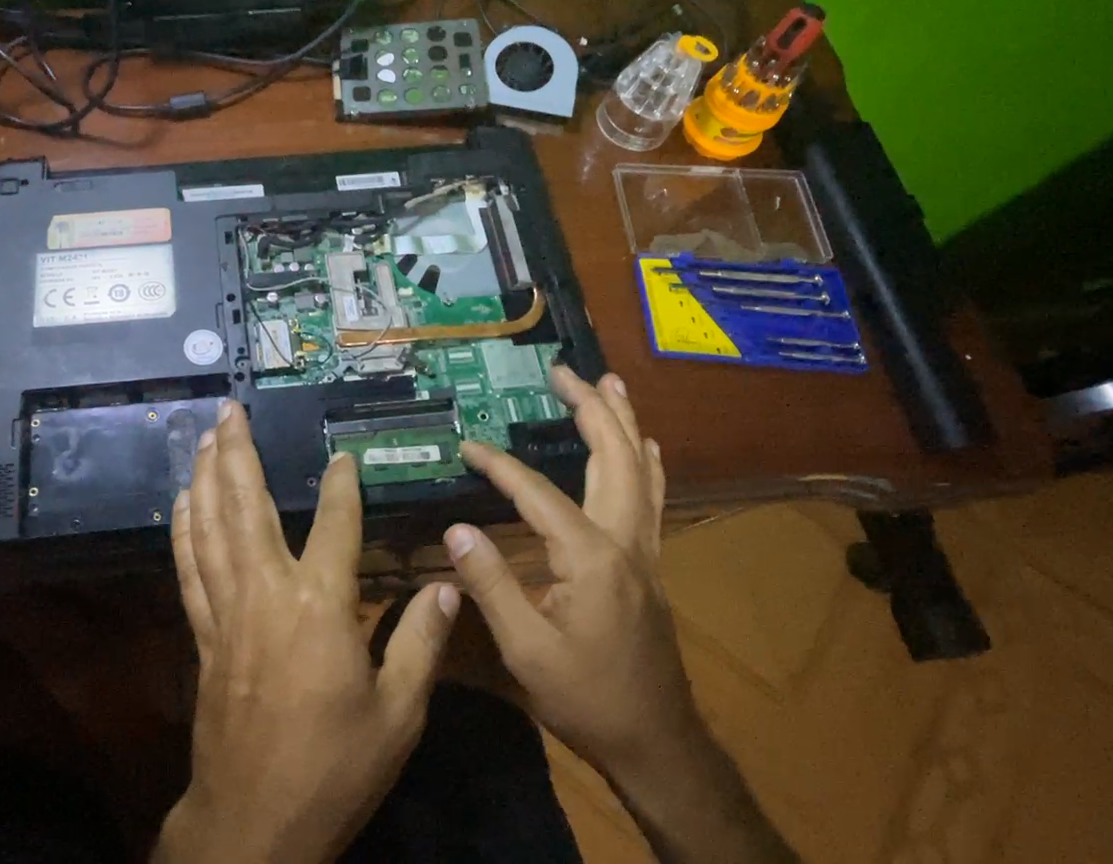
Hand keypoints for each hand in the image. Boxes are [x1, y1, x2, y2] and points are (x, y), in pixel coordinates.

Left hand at [154, 400, 459, 863]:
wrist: (255, 821)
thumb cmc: (335, 769)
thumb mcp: (398, 715)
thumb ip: (421, 644)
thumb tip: (448, 584)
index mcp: (320, 608)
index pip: (334, 526)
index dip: (341, 487)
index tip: (343, 456)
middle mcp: (267, 595)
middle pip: (247, 509)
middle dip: (238, 455)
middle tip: (229, 412)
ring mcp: (227, 613)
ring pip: (210, 529)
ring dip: (206, 478)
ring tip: (204, 437)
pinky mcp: (204, 636)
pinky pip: (189, 569)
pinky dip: (185, 530)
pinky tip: (183, 502)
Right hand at [445, 366, 693, 763]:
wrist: (656, 740)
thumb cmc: (587, 696)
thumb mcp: (527, 648)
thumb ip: (491, 585)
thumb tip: (456, 529)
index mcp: (591, 556)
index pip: (538, 493)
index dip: (499, 466)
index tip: (466, 445)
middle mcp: (624, 540)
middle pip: (614, 457)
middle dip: (590, 409)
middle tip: (565, 372)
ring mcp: (644, 551)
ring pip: (640, 470)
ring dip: (624, 423)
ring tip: (611, 384)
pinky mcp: (649, 565)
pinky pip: (650, 495)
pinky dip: (645, 460)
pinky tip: (646, 446)